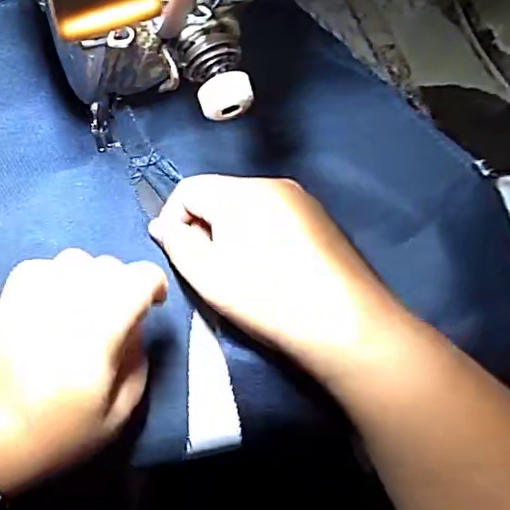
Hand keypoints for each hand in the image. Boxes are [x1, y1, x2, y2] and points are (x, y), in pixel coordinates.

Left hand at [0, 249, 167, 493]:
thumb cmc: (55, 434)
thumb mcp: (117, 414)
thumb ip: (138, 361)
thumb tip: (135, 327)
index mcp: (99, 325)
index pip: (140, 276)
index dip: (154, 287)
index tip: (151, 308)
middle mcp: (67, 295)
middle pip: (110, 265)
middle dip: (123, 286)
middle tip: (118, 320)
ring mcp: (33, 289)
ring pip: (77, 259)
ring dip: (90, 279)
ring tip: (85, 312)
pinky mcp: (7, 292)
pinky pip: (44, 266)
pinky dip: (58, 278)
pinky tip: (54, 308)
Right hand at [147, 175, 420, 382]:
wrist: (347, 325)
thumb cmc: (266, 298)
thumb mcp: (206, 275)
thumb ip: (176, 243)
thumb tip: (162, 224)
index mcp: (242, 191)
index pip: (187, 188)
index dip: (172, 220)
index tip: (177, 255)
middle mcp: (274, 184)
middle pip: (219, 195)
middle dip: (204, 227)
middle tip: (208, 270)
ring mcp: (303, 200)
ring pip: (247, 208)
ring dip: (232, 234)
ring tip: (240, 275)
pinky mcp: (321, 220)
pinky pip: (274, 218)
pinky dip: (260, 238)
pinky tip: (271, 272)